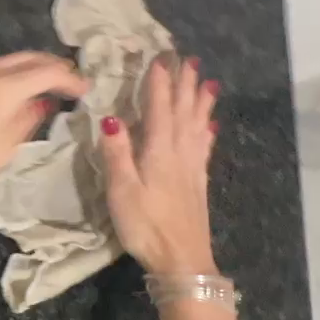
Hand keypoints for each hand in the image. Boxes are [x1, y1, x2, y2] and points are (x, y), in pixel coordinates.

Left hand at [0, 52, 90, 191]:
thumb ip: (26, 122)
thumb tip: (42, 104)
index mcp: (4, 86)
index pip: (47, 72)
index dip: (70, 79)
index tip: (86, 90)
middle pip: (26, 58)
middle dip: (51, 66)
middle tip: (68, 81)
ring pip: (4, 63)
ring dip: (27, 70)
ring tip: (42, 87)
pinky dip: (7, 77)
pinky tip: (9, 94)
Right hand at [99, 55, 218, 274]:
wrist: (182, 261)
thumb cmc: (145, 226)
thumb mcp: (121, 190)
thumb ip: (117, 154)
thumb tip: (110, 118)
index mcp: (159, 152)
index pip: (159, 109)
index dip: (158, 83)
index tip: (159, 58)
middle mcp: (180, 153)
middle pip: (183, 112)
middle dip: (184, 85)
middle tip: (187, 59)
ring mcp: (192, 168)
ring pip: (197, 126)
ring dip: (199, 102)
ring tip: (205, 81)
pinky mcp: (197, 183)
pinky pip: (203, 147)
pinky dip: (206, 131)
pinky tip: (209, 126)